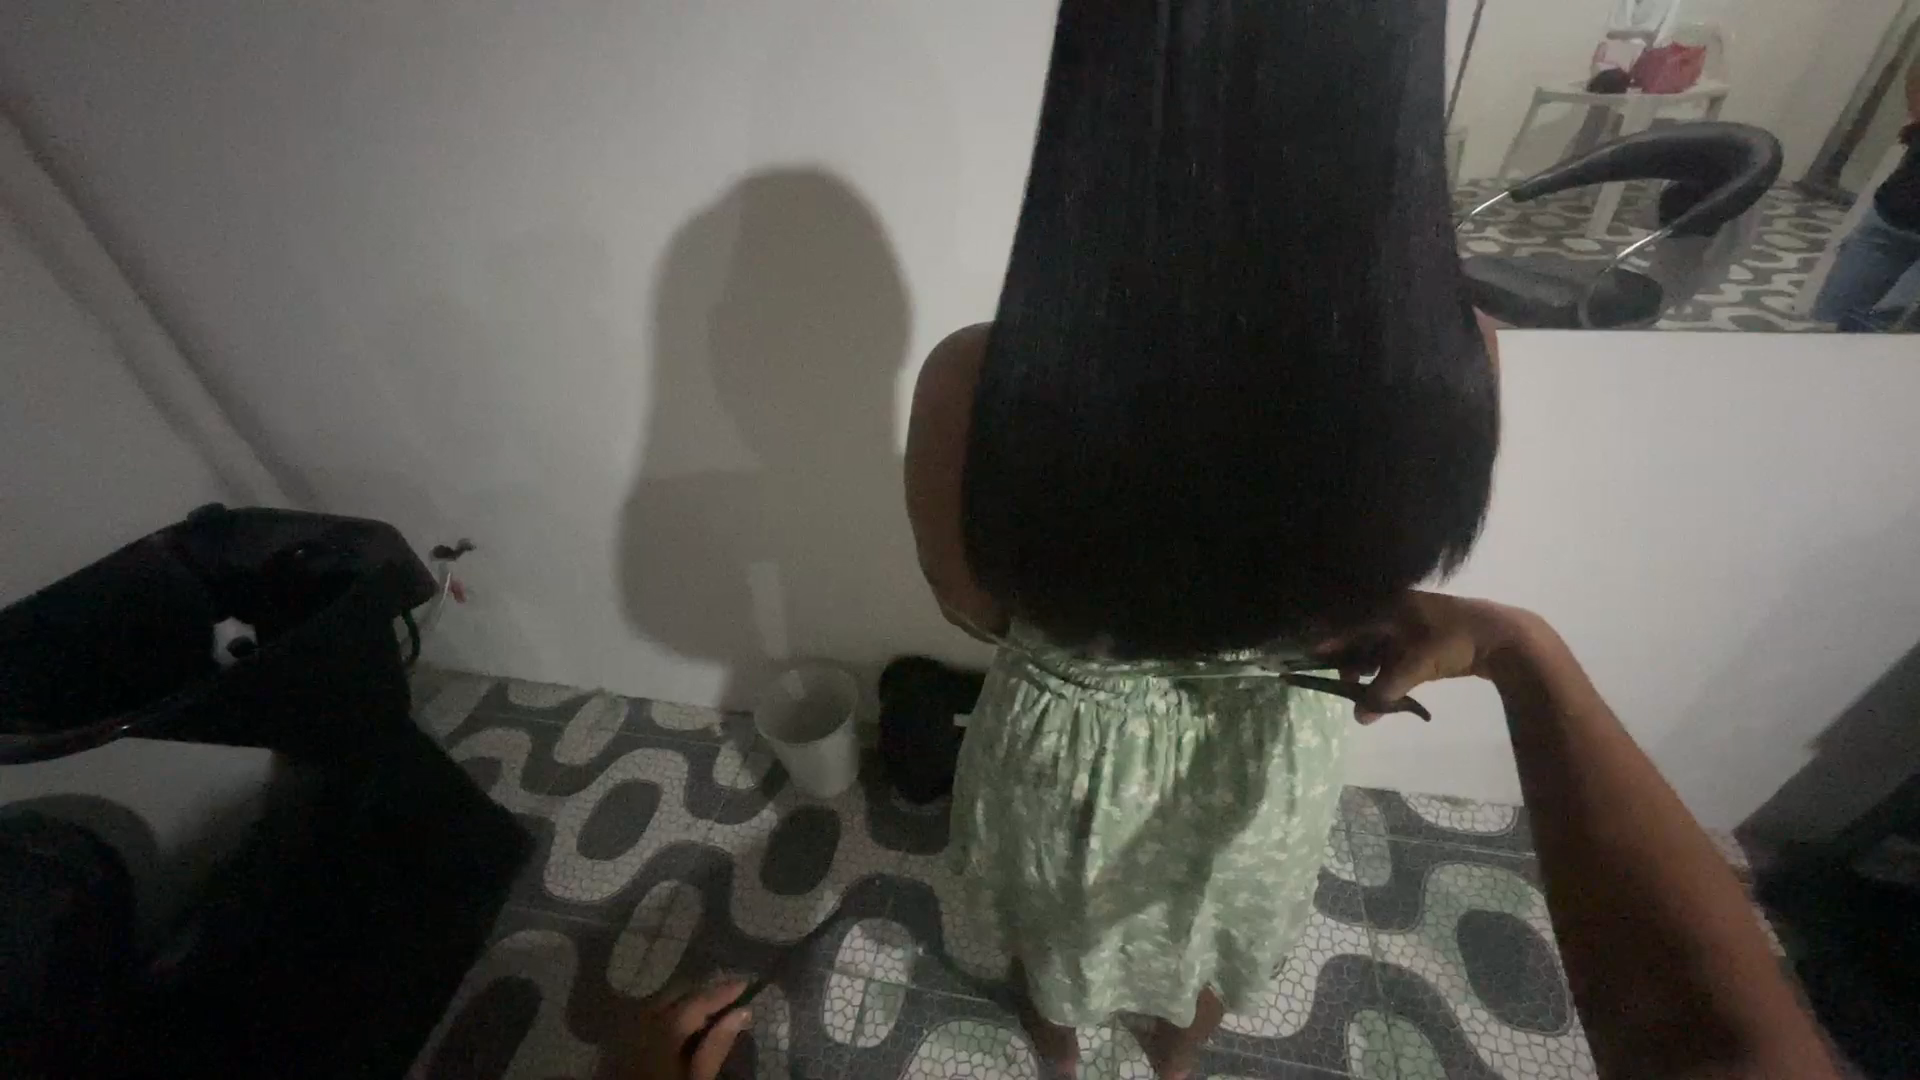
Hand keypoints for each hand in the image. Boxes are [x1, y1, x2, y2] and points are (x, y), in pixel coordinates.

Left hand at [605, 980, 754, 1079]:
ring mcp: (625, 1037)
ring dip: (683, 1004)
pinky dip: (665, 1018)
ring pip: (658, 1005)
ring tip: (706, 1014)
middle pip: (675, 996)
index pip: (698, 1001)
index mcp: (663, 1031)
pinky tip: (678, 1030)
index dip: (723, 991)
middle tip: (728, 999)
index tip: (746, 983)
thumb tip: (742, 1012)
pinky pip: (644, 1021)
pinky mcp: (615, 1053)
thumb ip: (717, 1046)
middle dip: (702, 994)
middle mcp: (641, 1025)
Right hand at [1319, 591, 1542, 723]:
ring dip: (1367, 665)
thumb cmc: (1452, 641)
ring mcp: (1409, 619)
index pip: (1344, 621)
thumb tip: (1360, 718)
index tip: (1312, 661)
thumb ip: (1383, 691)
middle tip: (1345, 682)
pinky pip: (1393, 648)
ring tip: (1363, 686)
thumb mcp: (1413, 667)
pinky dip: (1385, 665)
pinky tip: (1384, 682)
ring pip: (1376, 642)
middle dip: (1348, 659)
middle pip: (1358, 633)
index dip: (1326, 642)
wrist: (1506, 638)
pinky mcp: (1423, 633)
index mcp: (1385, 604)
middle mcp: (1392, 606)